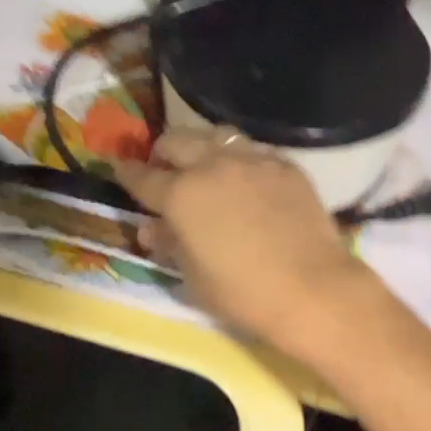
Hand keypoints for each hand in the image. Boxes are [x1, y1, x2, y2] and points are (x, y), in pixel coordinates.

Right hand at [114, 129, 376, 358]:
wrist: (312, 290)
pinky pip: (253, 151)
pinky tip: (244, 178)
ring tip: (202, 165)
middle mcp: (213, 166)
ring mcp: (254, 160)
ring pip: (216, 136)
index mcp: (181, 195)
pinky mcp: (286, 166)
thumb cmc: (243, 294)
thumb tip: (152, 229)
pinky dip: (239, 160)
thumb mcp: (194, 278)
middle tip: (162, 169)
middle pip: (177, 142)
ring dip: (201, 147)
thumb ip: (170, 246)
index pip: (144, 178)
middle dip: (163, 153)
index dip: (127, 174)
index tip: (118, 169)